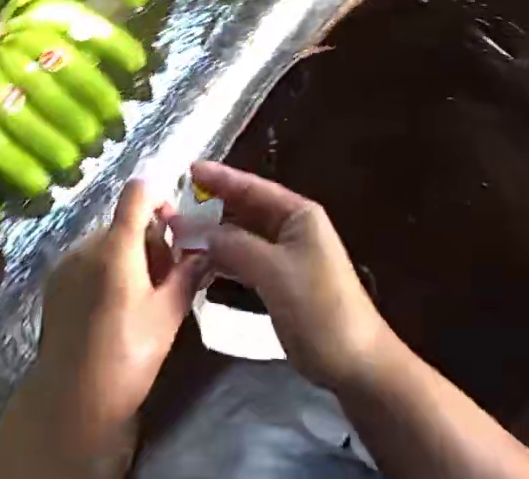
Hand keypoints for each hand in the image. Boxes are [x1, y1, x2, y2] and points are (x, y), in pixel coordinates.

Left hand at [0, 180, 206, 475]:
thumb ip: (189, 272)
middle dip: (152, 240)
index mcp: (116, 246)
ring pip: (110, 240)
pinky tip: (116, 308)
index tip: (175, 229)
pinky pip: (91, 259)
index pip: (138, 191)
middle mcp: (87, 245)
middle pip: (127, 220)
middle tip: (166, 279)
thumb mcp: (169, 314)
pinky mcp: (55, 283)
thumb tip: (207, 248)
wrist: (68, 407)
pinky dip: (109, 269)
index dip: (160, 198)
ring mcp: (67, 263)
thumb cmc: (126, 356)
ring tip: (142, 298)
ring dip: (131, 256)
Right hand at [193, 161, 395, 390]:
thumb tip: (201, 231)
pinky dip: (226, 260)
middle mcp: (293, 228)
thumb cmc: (318, 307)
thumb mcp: (275, 272)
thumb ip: (237, 246)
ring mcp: (288, 255)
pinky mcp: (282, 281)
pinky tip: (201, 264)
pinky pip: (248, 260)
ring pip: (245, 236)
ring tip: (179, 233)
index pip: (254, 188)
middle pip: (248, 210)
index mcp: (299, 214)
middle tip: (175, 204)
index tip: (190, 168)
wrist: (354, 361)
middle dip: (214, 207)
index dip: (222, 178)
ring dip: (216, 235)